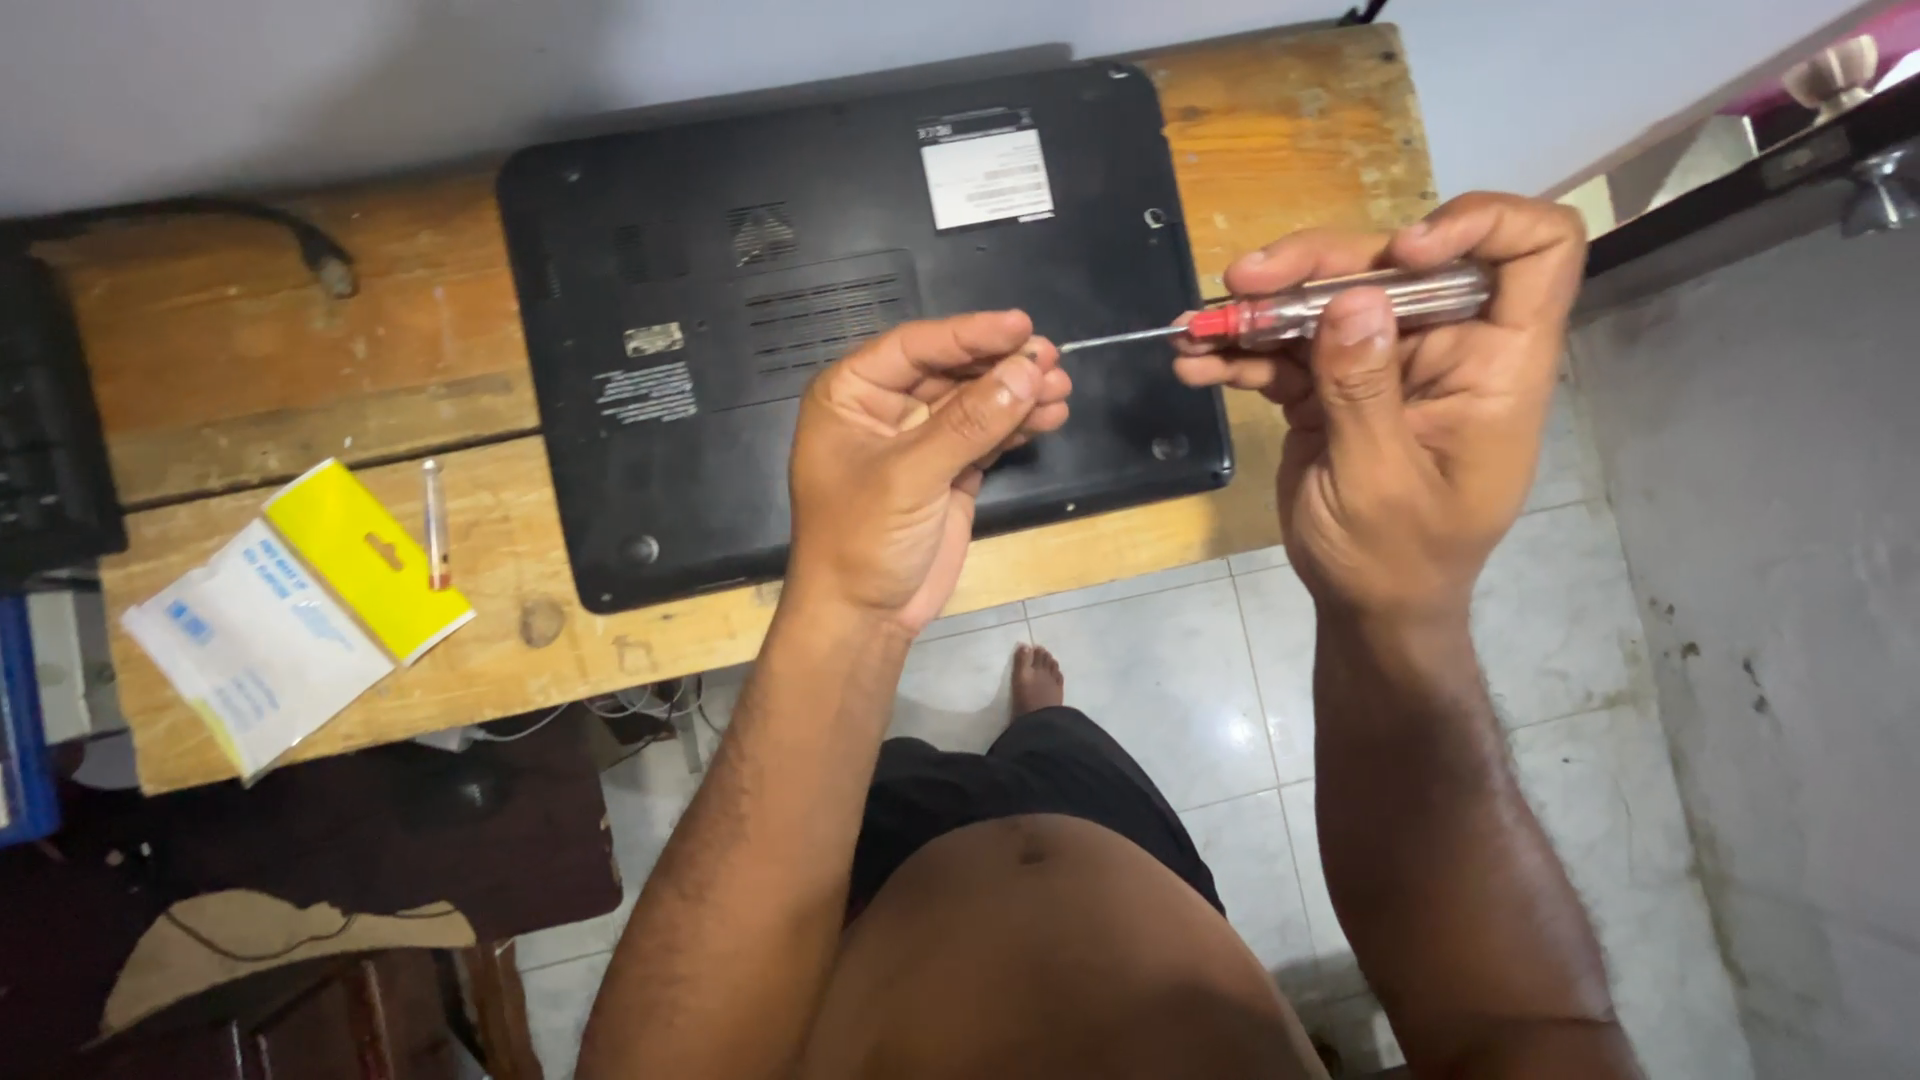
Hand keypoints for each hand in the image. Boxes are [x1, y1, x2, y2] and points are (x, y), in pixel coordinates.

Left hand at [786, 311, 1070, 633]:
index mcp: (851, 395)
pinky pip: (986, 436)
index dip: (970, 334)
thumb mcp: (910, 476)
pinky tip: (1049, 416)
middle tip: (1052, 361)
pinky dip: (1016, 426)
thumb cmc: (862, 540)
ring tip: (1061, 389)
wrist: (863, 617)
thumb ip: (969, 423)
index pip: (915, 347)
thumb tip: (1028, 372)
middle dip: (1001, 366)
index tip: (1023, 327)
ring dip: (1017, 395)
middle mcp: (884, 409)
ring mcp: (920, 442)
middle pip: (950, 370)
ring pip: (974, 403)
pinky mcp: (949, 472)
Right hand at [1173, 193, 1586, 620]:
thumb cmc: (1397, 557)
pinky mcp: (1328, 388)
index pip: (1532, 252)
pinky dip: (1239, 357)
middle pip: (1391, 268)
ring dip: (1256, 312)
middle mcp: (1441, 350)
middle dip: (1313, 266)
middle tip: (1240, 282)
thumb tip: (1353, 298)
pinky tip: (1195, 365)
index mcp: (1492, 365)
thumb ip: (1365, 392)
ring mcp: (1379, 367)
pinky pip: (1284, 355)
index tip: (1398, 252)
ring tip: (1195, 331)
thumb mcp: (1380, 482)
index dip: (1476, 225)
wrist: (1365, 604)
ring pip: (1324, 304)